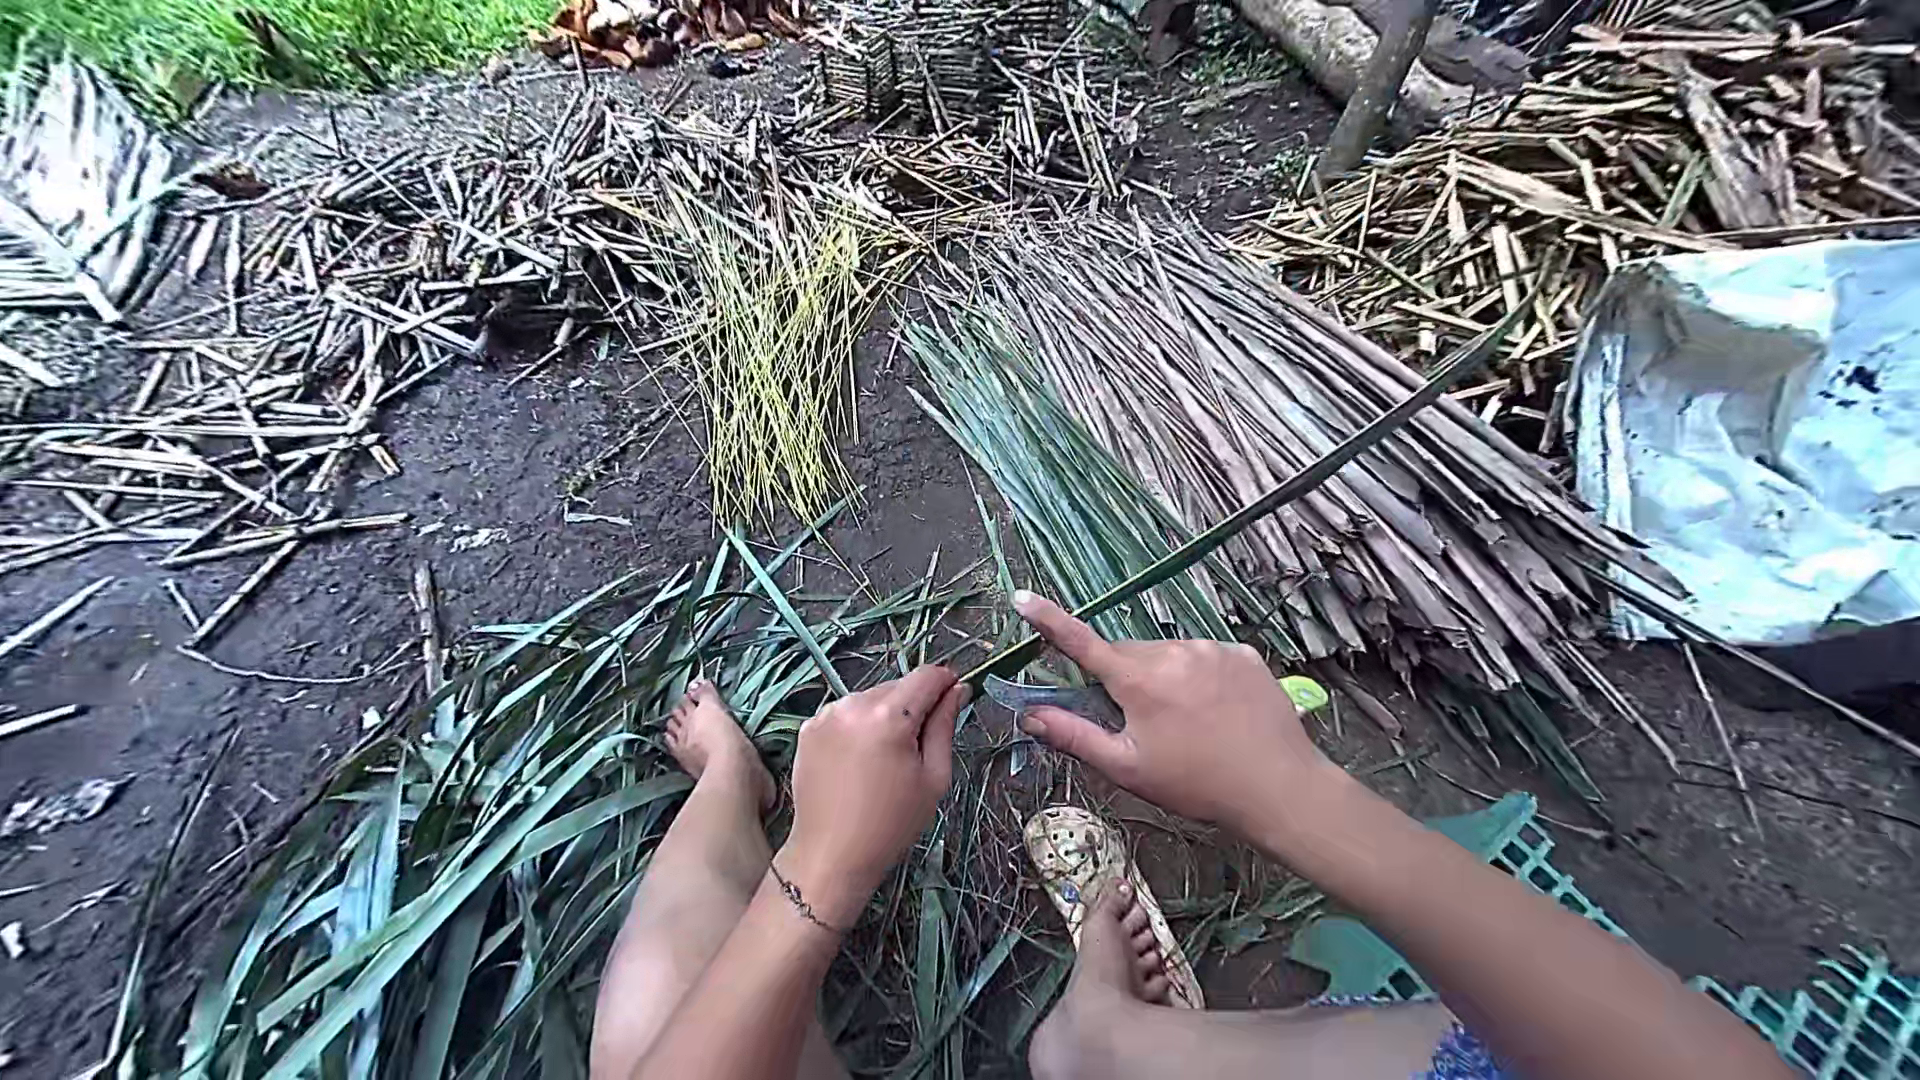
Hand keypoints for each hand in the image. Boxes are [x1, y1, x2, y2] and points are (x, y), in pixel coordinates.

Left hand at [776, 666, 968, 926]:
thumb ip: (945, 725)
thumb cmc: (891, 824)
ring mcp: (827, 714)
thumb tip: (958, 689)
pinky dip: (859, 724)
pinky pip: (847, 712)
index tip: (954, 696)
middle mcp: (854, 704)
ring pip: (872, 697)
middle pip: (898, 686)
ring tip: (883, 756)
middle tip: (916, 746)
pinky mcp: (809, 727)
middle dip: (914, 705)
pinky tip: (858, 759)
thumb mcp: (933, 777)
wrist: (830, 857)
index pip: (927, 676)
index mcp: (889, 716)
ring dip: (885, 714)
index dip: (946, 682)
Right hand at [1011, 590, 1344, 835]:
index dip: (1048, 620)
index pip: (1081, 642)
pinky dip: (1196, 673)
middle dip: (1121, 676)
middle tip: (1138, 718)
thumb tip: (1029, 715)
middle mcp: (1172, 651)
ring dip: (1160, 675)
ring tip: (1184, 717)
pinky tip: (1214, 706)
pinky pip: (1201, 654)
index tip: (1022, 597)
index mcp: (1139, 679)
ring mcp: (1211, 648)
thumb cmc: (1196, 783)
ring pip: (1164, 653)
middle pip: (1126, 653)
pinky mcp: (1241, 653)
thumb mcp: (1128, 768)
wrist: (1281, 790)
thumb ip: (1074, 736)